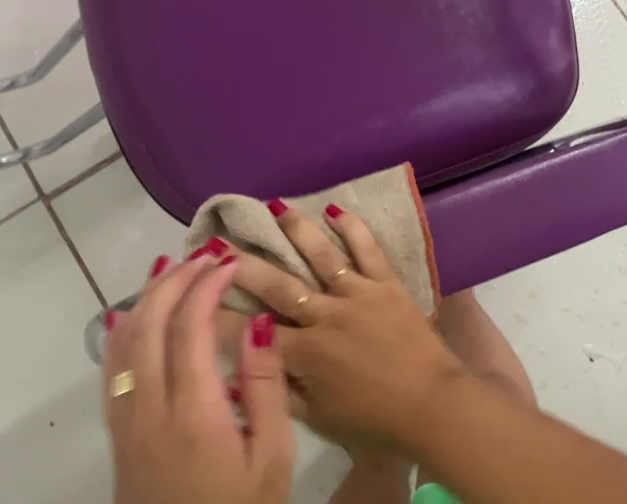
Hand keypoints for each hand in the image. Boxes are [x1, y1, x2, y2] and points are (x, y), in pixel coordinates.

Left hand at [104, 252, 293, 503]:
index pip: (190, 329)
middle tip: (204, 253)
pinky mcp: (118, 438)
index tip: (230, 261)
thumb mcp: (273, 457)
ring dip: (145, 298)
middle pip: (148, 327)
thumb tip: (259, 323)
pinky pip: (112, 372)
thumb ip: (266, 388)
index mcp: (193, 412)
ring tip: (169, 267)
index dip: (207, 287)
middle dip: (174, 281)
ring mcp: (126, 425)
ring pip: (123, 345)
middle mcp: (149, 411)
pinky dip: (121, 333)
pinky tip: (131, 315)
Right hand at [233, 203, 470, 453]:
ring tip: (275, 207)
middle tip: (219, 241)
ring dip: (296, 231)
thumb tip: (242, 370)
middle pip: (279, 285)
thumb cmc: (373, 418)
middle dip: (245, 264)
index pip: (251, 331)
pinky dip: (352, 227)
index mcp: (306, 353)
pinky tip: (335, 208)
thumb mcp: (317, 417)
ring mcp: (359, 294)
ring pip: (322, 256)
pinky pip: (367, 250)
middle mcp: (327, 316)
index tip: (195, 293)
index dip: (217, 313)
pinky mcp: (387, 284)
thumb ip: (279, 390)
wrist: (431, 403)